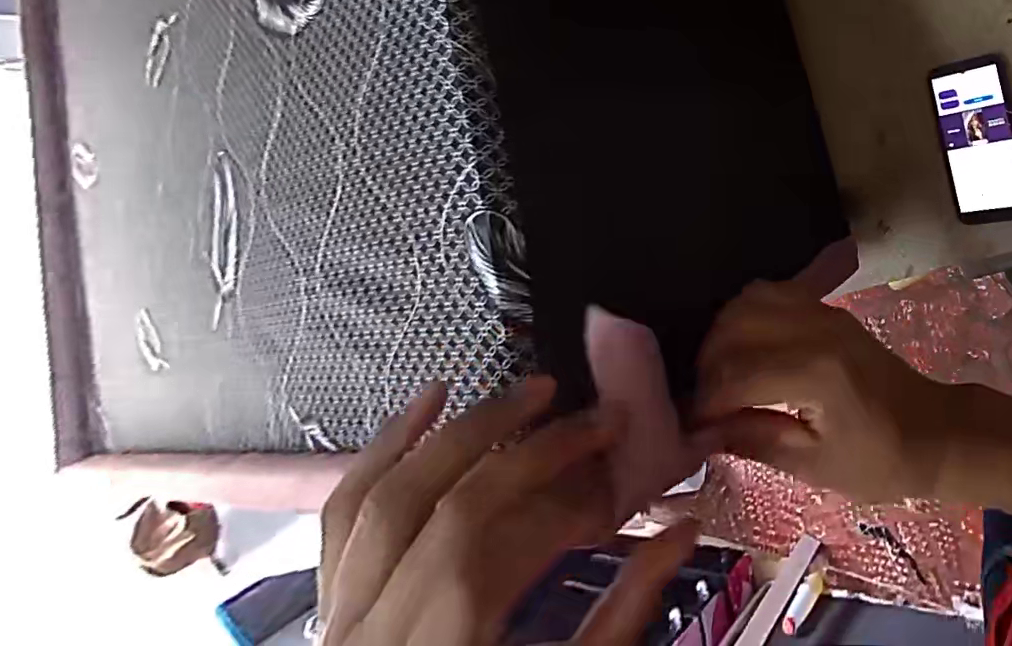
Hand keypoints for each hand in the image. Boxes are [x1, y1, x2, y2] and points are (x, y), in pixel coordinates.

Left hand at [318, 378, 696, 645]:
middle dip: (542, 449)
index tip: (625, 488)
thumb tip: (683, 531)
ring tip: (534, 389)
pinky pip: (343, 516)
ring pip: (392, 496)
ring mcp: (340, 618)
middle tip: (602, 417)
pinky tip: (431, 397)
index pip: (519, 548)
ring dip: (469, 429)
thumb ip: (623, 613)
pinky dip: (385, 447)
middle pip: (462, 507)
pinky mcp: (328, 607)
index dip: (582, 504)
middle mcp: (379, 630)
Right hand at [694, 278, 957, 502]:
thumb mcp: (813, 465)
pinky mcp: (829, 308)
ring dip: (724, 332)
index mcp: (815, 373)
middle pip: (735, 327)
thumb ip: (754, 439)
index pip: (735, 375)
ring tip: (720, 373)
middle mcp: (816, 329)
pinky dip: (748, 313)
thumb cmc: (878, 460)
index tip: (688, 428)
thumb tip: (701, 430)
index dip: (704, 402)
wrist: (932, 429)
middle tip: (703, 400)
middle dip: (708, 363)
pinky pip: (775, 293)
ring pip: (751, 299)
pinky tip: (745, 346)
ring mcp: (824, 311)